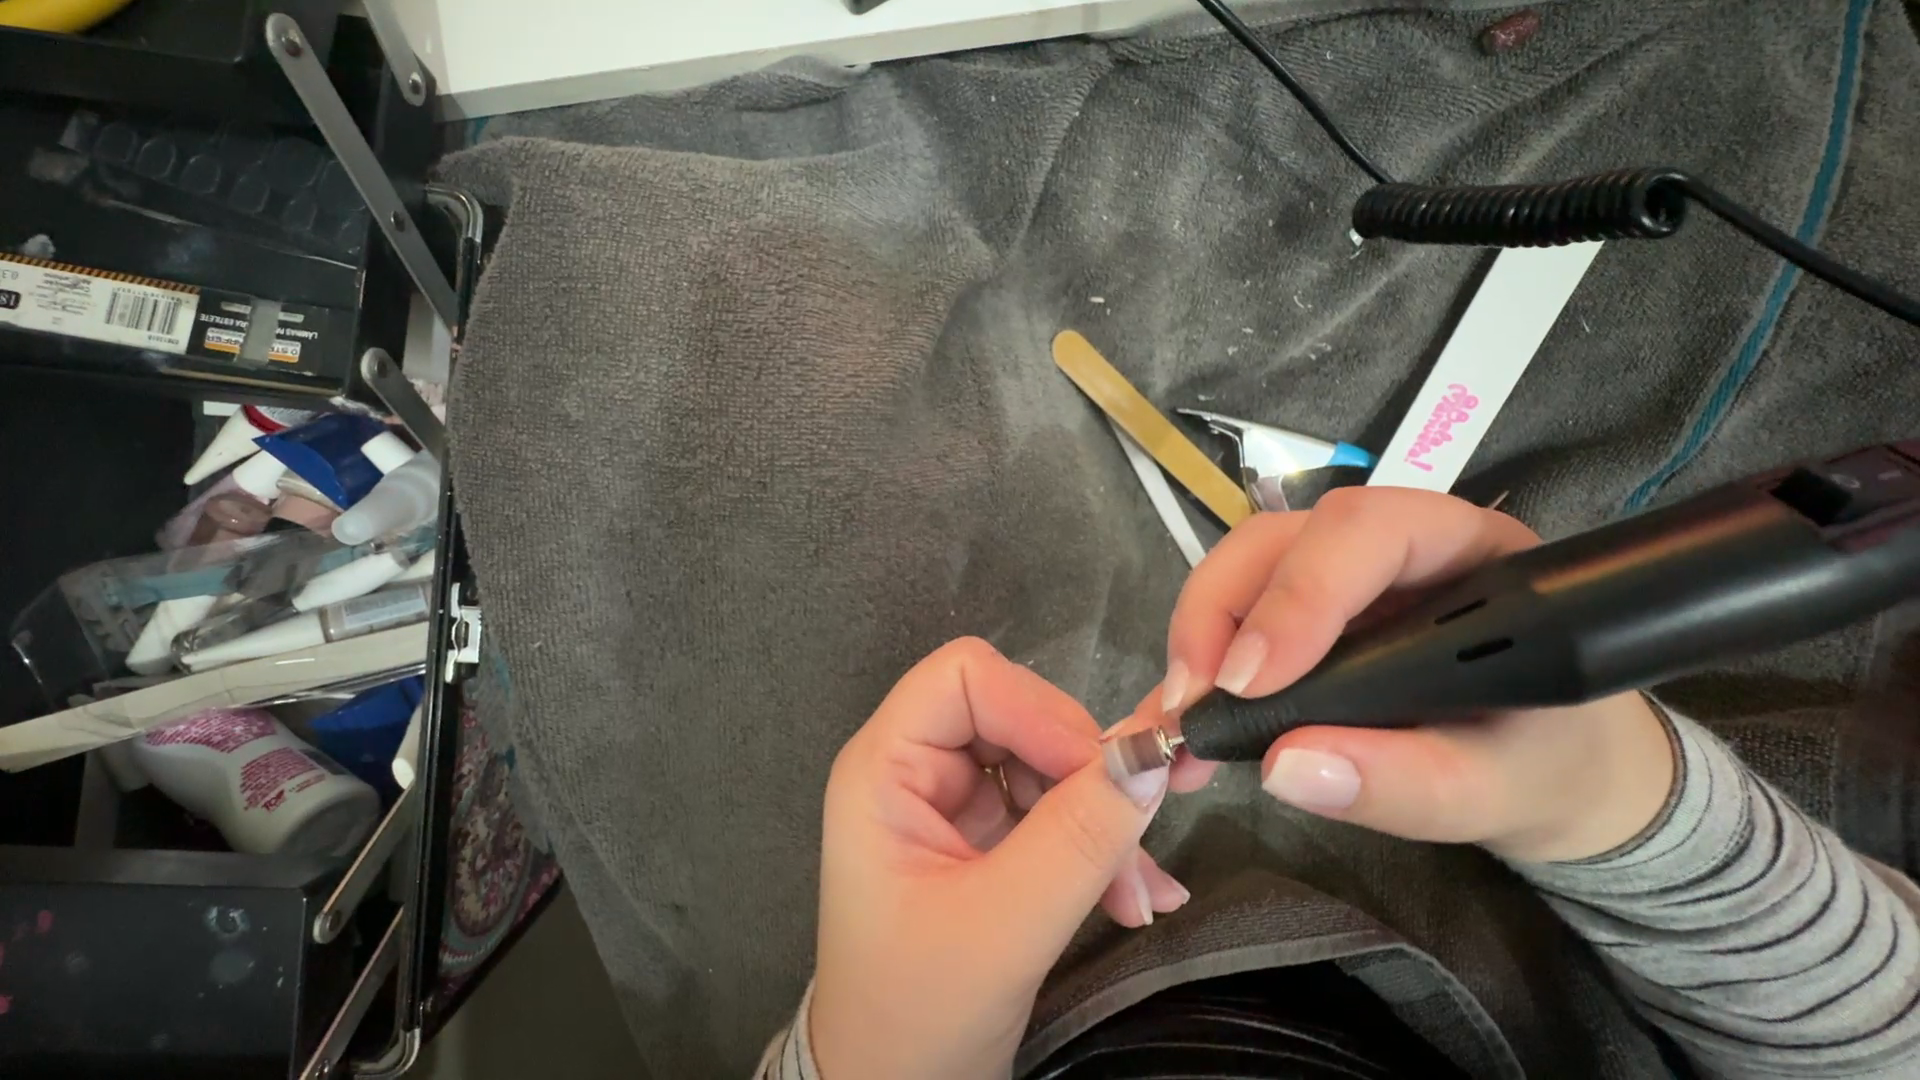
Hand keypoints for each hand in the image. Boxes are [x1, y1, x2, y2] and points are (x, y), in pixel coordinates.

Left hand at [809, 639, 1186, 1079]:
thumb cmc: (918, 1015)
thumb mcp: (1003, 928)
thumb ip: (1079, 838)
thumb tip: (1153, 753)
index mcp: (885, 767)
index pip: (965, 676)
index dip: (1038, 709)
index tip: (1098, 774)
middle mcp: (916, 766)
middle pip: (1017, 712)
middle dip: (1084, 772)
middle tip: (1135, 842)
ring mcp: (954, 799)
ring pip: (1047, 759)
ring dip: (1102, 816)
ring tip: (1137, 891)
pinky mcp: (987, 833)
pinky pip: (1056, 804)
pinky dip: (1098, 842)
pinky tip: (1134, 894)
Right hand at [1123, 487, 1675, 863]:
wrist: (1546, 768)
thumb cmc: (1544, 761)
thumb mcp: (1497, 788)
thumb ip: (1409, 782)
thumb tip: (1285, 768)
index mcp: (1463, 552)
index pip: (1365, 532)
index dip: (1297, 595)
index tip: (1248, 686)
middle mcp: (1385, 545)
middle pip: (1278, 540)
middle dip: (1217, 616)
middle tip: (1189, 704)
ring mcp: (1332, 575)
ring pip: (1240, 571)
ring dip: (1195, 642)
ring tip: (1180, 720)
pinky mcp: (1293, 613)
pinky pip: (1228, 619)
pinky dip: (1193, 669)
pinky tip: (1175, 721)